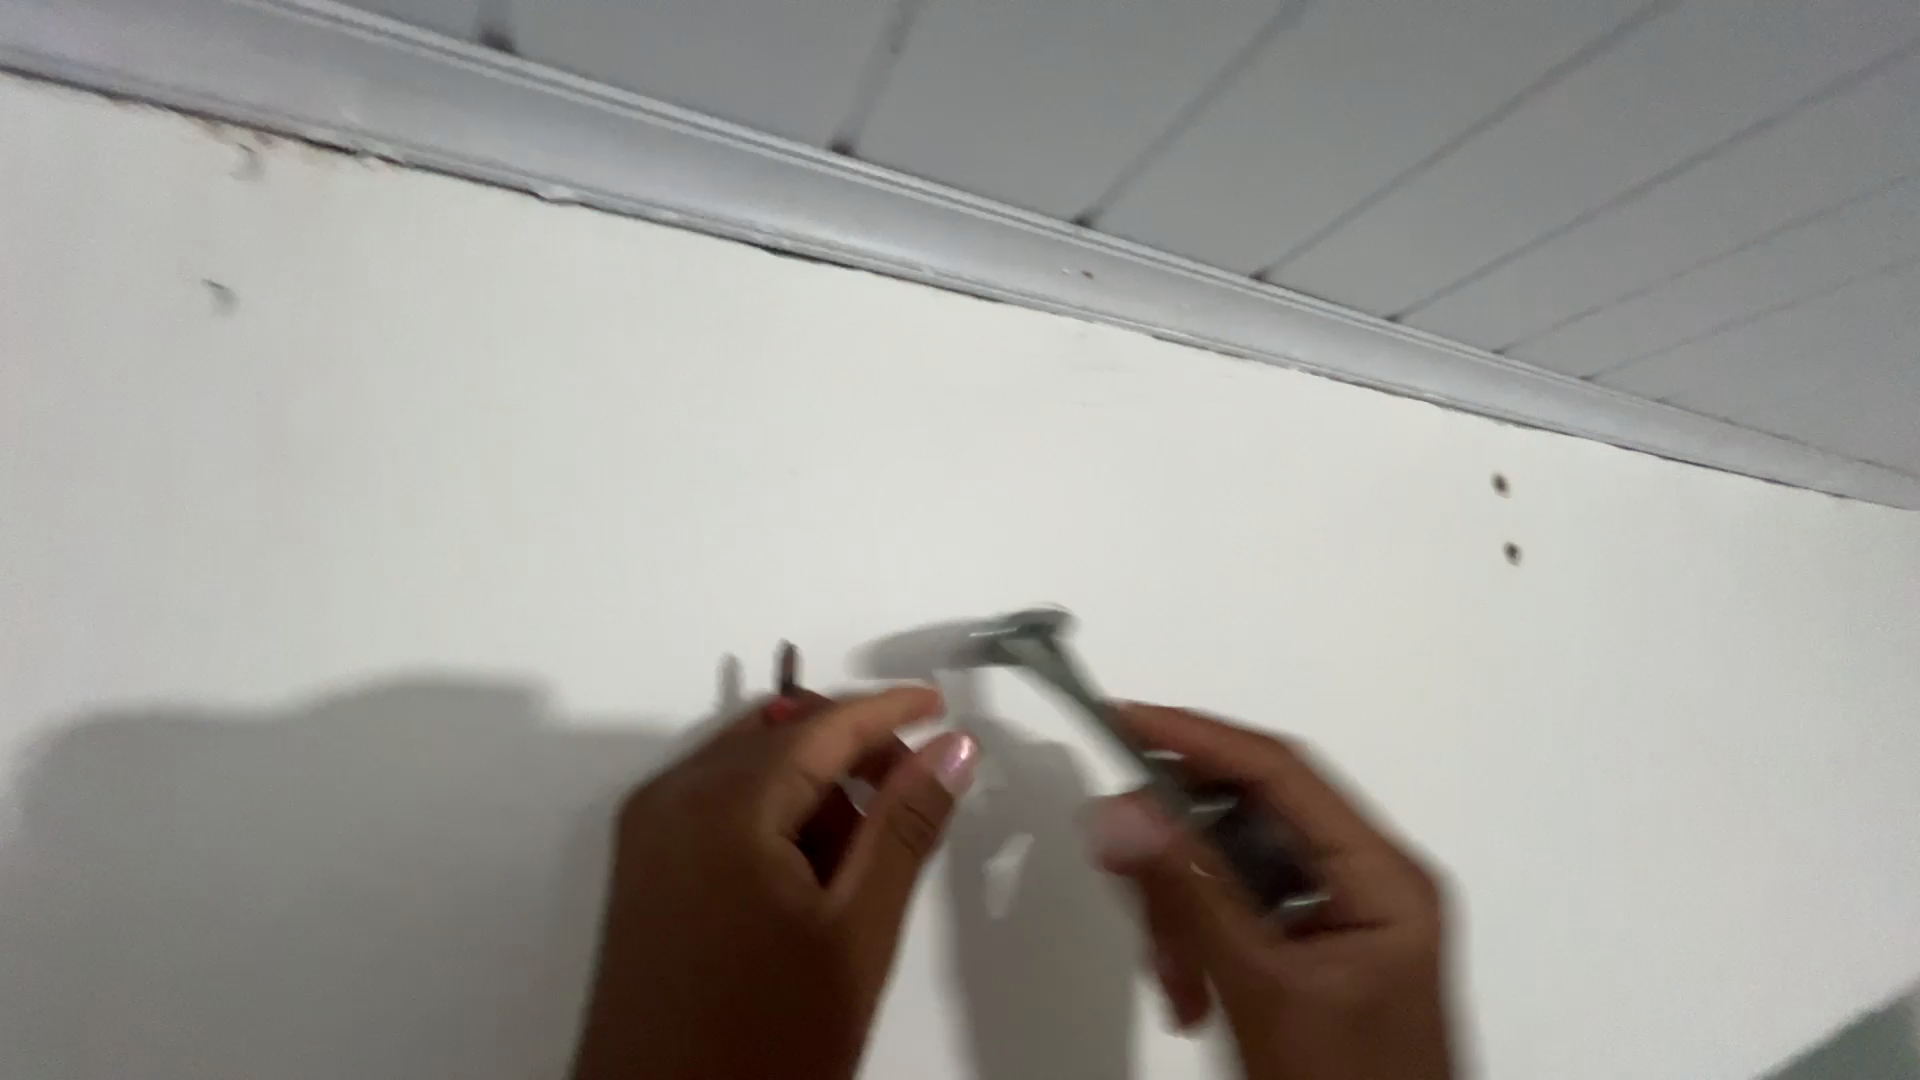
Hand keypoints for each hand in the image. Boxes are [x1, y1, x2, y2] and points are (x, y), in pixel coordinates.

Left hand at [571, 687, 979, 1079]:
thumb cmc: (768, 1043)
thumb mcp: (856, 932)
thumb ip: (906, 824)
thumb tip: (954, 746)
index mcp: (721, 804)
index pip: (821, 726)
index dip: (888, 709)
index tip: (941, 705)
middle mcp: (672, 795)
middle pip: (782, 734)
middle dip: (853, 751)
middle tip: (910, 794)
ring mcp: (648, 828)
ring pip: (753, 765)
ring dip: (816, 787)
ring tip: (859, 860)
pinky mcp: (643, 863)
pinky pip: (723, 801)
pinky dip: (777, 813)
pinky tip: (811, 875)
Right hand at [1087, 705, 1453, 1079]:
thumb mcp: (1262, 992)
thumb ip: (1189, 893)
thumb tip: (1114, 809)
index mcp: (1380, 874)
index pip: (1279, 770)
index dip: (1196, 736)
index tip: (1120, 718)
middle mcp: (1361, 872)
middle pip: (1245, 813)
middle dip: (1176, 844)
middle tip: (1114, 858)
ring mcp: (1334, 905)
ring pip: (1225, 860)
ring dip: (1179, 906)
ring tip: (1168, 976)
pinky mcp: (1306, 936)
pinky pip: (1228, 902)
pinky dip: (1191, 934)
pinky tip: (1184, 990)